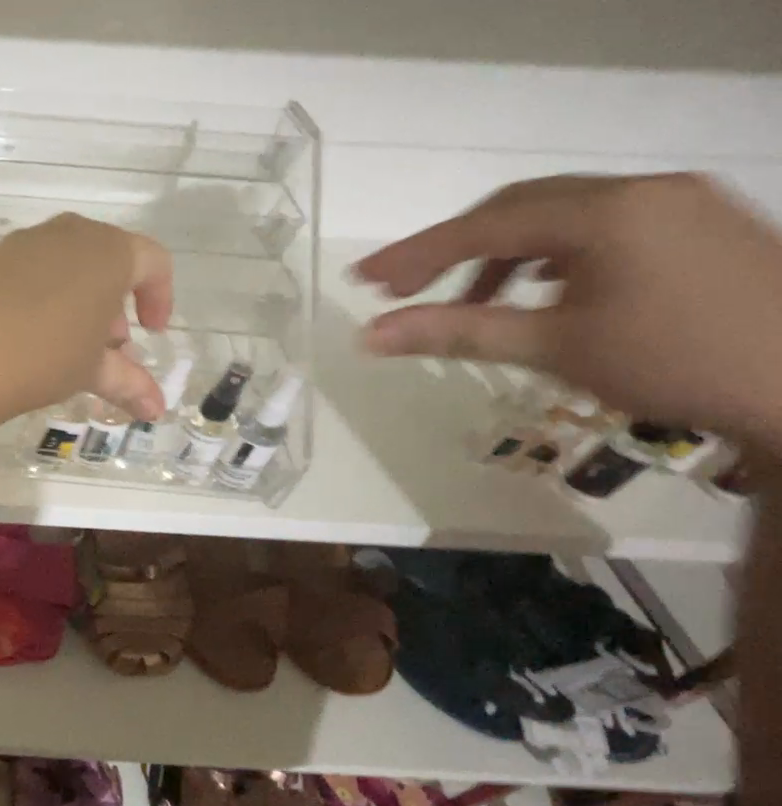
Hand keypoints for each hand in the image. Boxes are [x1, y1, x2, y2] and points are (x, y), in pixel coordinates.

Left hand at [0, 213, 173, 420]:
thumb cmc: (44, 357)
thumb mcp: (91, 372)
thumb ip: (128, 383)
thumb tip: (155, 411)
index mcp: (110, 251)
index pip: (152, 263)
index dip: (159, 297)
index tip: (151, 332)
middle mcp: (69, 234)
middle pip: (106, 260)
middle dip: (113, 304)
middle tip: (106, 348)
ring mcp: (23, 244)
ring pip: (65, 265)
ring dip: (76, 301)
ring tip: (65, 347)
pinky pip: (26, 275)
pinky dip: (38, 299)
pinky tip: (24, 337)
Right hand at [357, 173, 781, 449]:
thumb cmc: (673, 362)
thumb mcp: (552, 348)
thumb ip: (456, 332)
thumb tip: (369, 336)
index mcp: (606, 213)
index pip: (484, 225)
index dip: (414, 253)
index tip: (360, 279)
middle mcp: (641, 191)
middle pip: (519, 208)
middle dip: (452, 248)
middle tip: (397, 289)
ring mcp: (676, 202)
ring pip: (560, 215)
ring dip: (499, 253)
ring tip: (463, 300)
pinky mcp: (697, 223)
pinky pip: (600, 225)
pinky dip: (549, 254)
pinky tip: (535, 288)